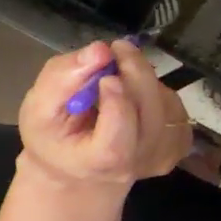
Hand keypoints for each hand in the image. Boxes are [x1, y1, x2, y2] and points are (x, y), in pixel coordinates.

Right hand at [17, 39, 191, 188]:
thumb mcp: (39, 110)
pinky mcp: (181, 146)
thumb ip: (63, 81)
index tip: (108, 73)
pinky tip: (136, 94)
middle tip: (120, 48)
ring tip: (119, 75)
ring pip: (167, 106)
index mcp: (103, 160)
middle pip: (152, 112)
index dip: (118, 101)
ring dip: (146, 82)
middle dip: (137, 73)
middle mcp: (143, 160)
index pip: (120, 131)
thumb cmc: (54, 140)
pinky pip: (176, 109)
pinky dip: (157, 94)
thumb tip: (99, 50)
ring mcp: (167, 155)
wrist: (84, 173)